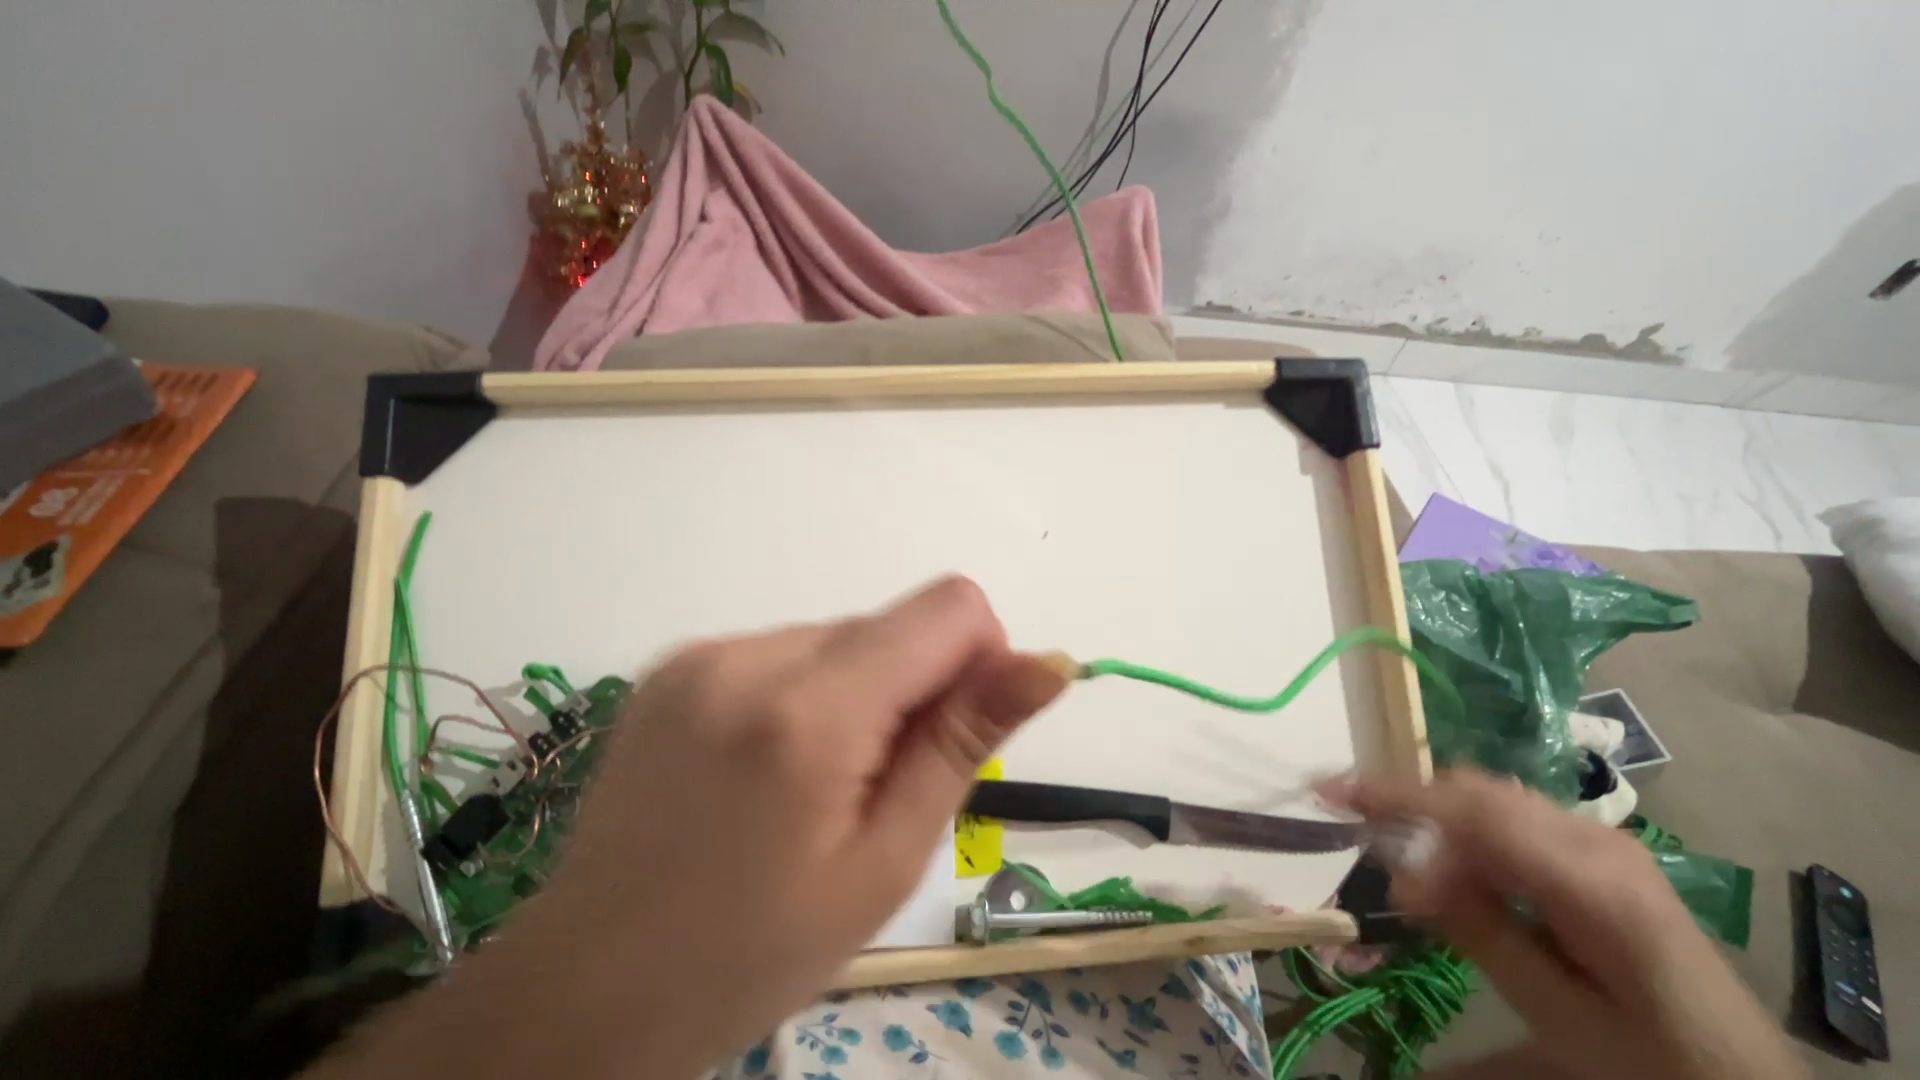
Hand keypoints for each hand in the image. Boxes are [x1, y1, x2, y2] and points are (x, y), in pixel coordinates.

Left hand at [308, 577, 1068, 1079]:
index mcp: (810, 710)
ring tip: (809, 791)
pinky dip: (801, 696)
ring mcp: (699, 654)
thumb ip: (963, 744)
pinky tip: (763, 773)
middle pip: (888, 624)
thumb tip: (1050, 662)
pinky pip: (777, 652)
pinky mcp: (669, 666)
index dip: (980, 660)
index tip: (952, 740)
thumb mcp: (885, 862)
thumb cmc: (756, 952)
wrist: (588, 988)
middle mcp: (748, 655)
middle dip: (910, 691)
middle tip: (870, 793)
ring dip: (854, 696)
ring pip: (834, 638)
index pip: (947, 607)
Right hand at [1328, 769, 1805, 1079]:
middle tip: (1357, 831)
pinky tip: (1455, 879)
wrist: (1741, 1077)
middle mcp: (1598, 842)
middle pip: (1482, 792)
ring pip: (1493, 801)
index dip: (1399, 793)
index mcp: (1594, 883)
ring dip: (1438, 823)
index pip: (1477, 812)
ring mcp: (1604, 842)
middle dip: (1411, 803)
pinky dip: (1468, 838)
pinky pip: (1514, 823)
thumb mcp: (1557, 1014)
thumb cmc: (1647, 1057)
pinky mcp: (1600, 854)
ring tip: (1405, 873)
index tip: (1334, 791)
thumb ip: (1481, 932)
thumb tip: (1406, 871)